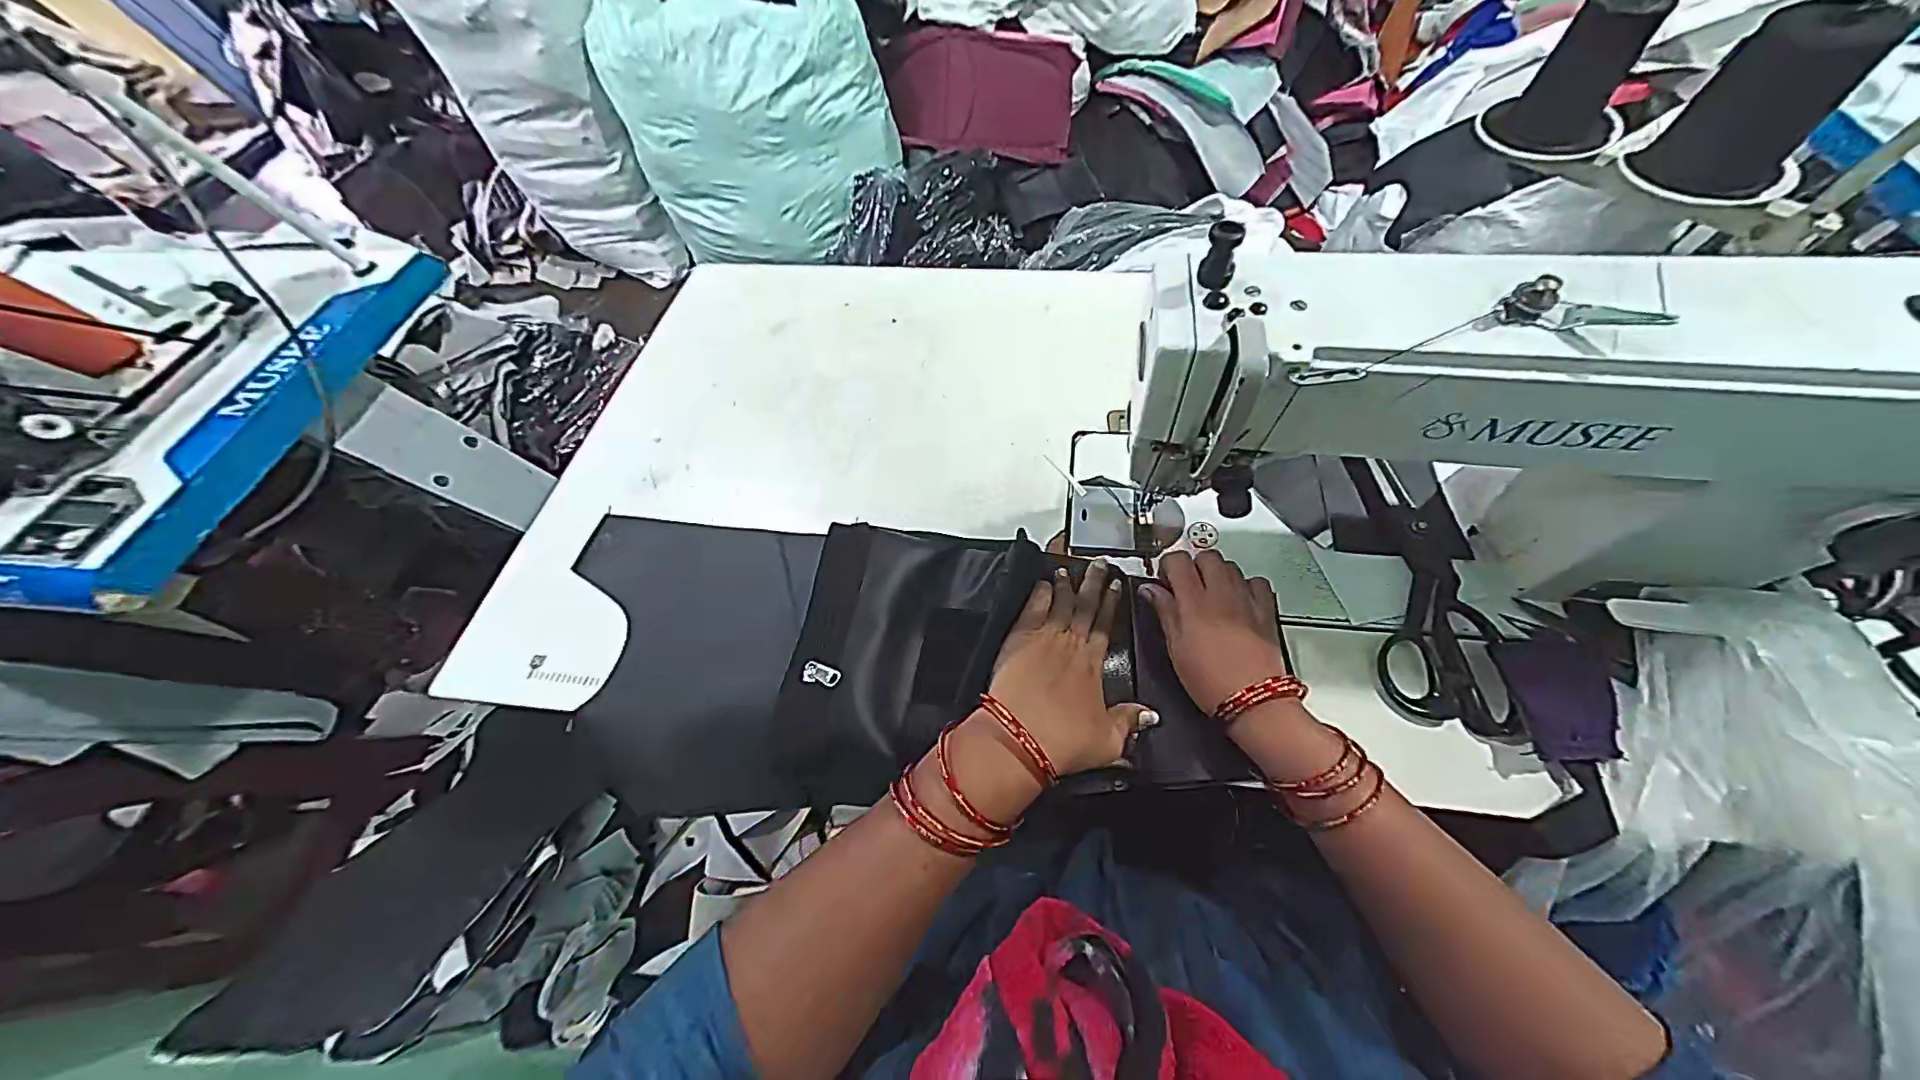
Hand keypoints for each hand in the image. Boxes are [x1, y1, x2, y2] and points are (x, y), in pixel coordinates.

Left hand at [983, 561, 1154, 776]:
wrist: (1020, 738)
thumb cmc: (1063, 741)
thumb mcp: (1108, 740)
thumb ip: (1129, 722)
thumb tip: (1149, 716)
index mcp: (1093, 663)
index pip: (1107, 625)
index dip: (1112, 604)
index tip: (1117, 586)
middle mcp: (1070, 644)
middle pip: (1085, 606)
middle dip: (1094, 583)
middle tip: (1099, 564)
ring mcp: (1043, 639)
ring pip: (1059, 603)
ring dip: (1066, 586)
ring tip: (1069, 570)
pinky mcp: (1018, 640)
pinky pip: (1032, 609)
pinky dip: (1038, 594)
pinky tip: (1042, 585)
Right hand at [1138, 550, 1287, 713]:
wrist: (1253, 700)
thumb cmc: (1212, 682)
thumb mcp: (1175, 648)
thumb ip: (1164, 612)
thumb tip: (1151, 591)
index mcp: (1194, 602)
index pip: (1177, 560)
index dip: (1167, 566)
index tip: (1164, 580)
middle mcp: (1221, 594)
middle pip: (1206, 556)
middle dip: (1193, 565)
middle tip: (1186, 585)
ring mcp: (1246, 600)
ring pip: (1230, 566)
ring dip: (1217, 573)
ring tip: (1210, 593)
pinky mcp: (1266, 610)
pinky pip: (1256, 582)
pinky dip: (1245, 585)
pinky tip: (1238, 599)